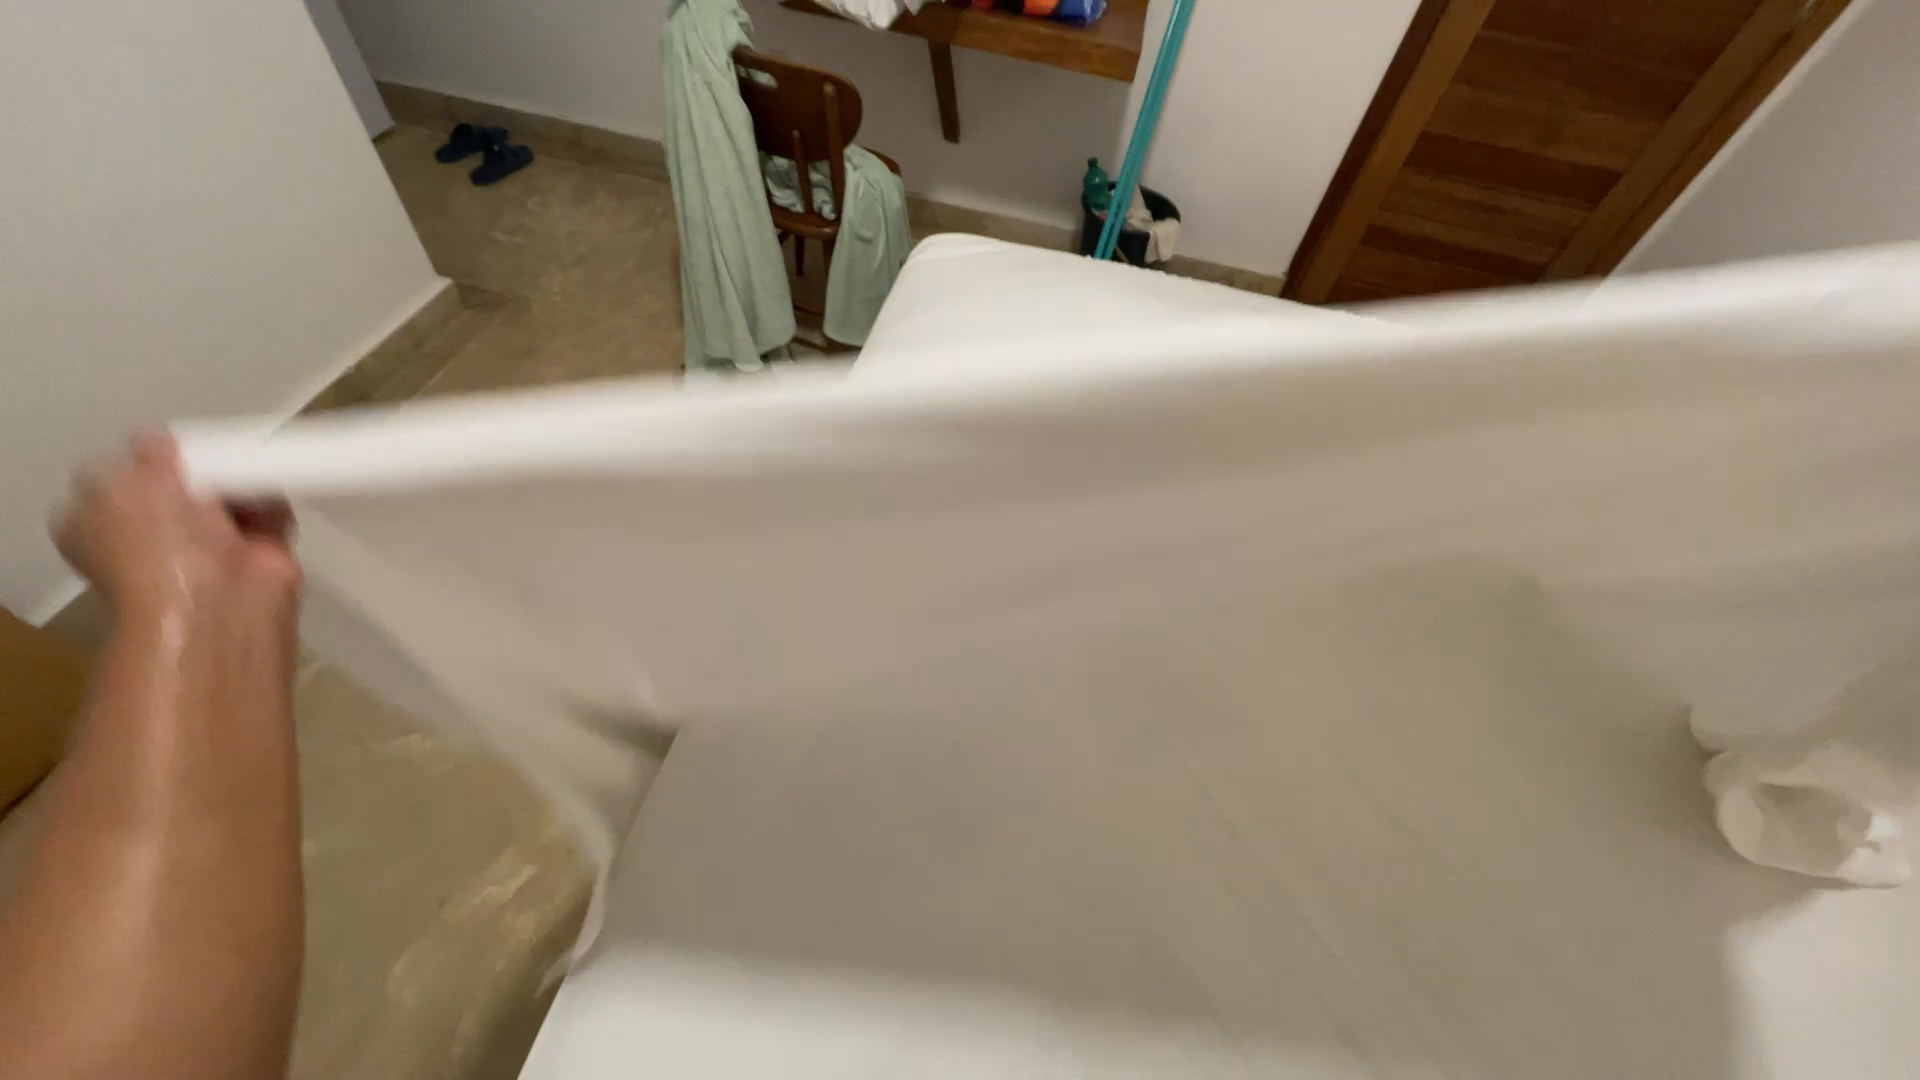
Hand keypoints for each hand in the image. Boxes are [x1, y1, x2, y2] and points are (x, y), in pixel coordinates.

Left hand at [54, 432, 301, 622]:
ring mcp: (206, 541)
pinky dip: (274, 502)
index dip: (147, 459)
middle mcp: (151, 531)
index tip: (175, 449)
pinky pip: (268, 510)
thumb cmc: (160, 544)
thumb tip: (160, 436)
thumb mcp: (135, 486)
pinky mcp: (258, 547)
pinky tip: (275, 493)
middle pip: (181, 482)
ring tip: (252, 475)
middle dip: (202, 468)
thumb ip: (149, 455)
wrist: (222, 599)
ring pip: (228, 493)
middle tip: (219, 455)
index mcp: (101, 519)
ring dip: (243, 482)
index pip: (122, 475)